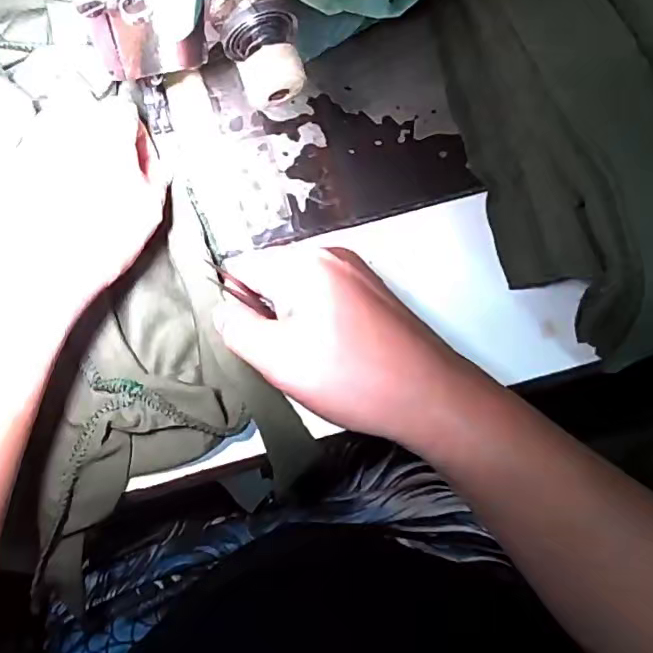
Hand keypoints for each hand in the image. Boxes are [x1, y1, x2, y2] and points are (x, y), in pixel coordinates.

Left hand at [0, 98, 166, 318]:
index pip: (128, 111)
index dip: (137, 139)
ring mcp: (35, 138)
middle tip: (112, 163)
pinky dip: (49, 161)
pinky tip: (60, 192)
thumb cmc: (95, 242)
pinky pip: (37, 148)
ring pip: (60, 122)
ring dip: (75, 141)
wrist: (40, 269)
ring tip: (86, 181)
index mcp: (107, 125)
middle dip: (102, 128)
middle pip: (89, 105)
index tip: (139, 161)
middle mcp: (67, 121)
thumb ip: (156, 175)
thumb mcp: (149, 210)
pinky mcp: (13, 160)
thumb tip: (154, 166)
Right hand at [212, 246, 501, 448]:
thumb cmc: (357, 379)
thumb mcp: (277, 360)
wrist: (431, 397)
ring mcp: (355, 272)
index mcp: (303, 263)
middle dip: (265, 313)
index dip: (233, 303)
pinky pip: (325, 299)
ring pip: (297, 291)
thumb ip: (237, 329)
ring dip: (291, 321)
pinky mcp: (371, 292)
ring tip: (311, 359)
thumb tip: (222, 310)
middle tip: (281, 355)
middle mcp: (330, 256)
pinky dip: (317, 323)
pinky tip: (332, 355)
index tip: (245, 336)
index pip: (241, 267)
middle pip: (270, 277)